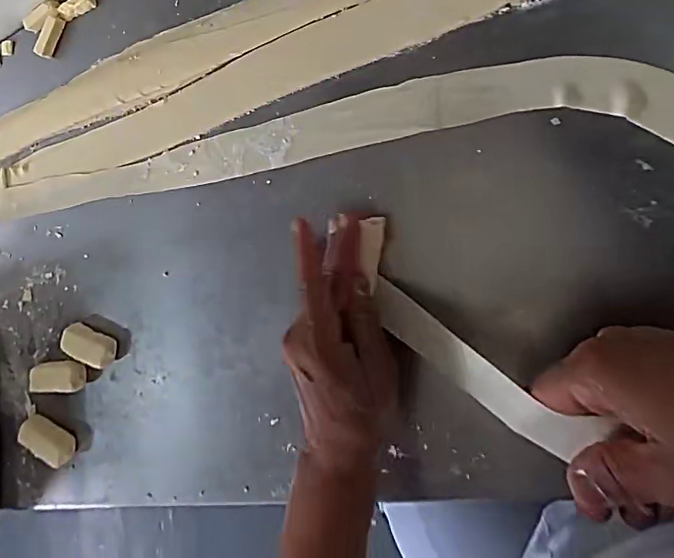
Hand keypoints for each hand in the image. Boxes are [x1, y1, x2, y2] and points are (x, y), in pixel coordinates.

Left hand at [281, 216, 397, 473]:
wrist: (337, 452)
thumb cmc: (364, 416)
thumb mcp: (378, 370)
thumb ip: (366, 322)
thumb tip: (360, 282)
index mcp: (319, 343)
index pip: (315, 287)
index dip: (311, 252)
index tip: (306, 223)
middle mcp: (299, 336)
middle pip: (319, 286)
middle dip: (334, 252)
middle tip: (347, 220)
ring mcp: (295, 341)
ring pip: (319, 297)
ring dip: (336, 272)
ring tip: (353, 243)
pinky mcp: (299, 345)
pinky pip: (319, 310)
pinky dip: (334, 294)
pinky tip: (349, 283)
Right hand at [532, 328, 673, 531]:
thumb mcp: (671, 482)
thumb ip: (611, 479)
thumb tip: (583, 479)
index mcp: (601, 365)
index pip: (544, 399)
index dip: (562, 451)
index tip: (592, 487)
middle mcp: (622, 344)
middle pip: (582, 399)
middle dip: (605, 451)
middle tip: (643, 497)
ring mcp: (659, 345)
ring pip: (622, 398)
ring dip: (639, 443)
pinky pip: (655, 389)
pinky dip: (666, 424)